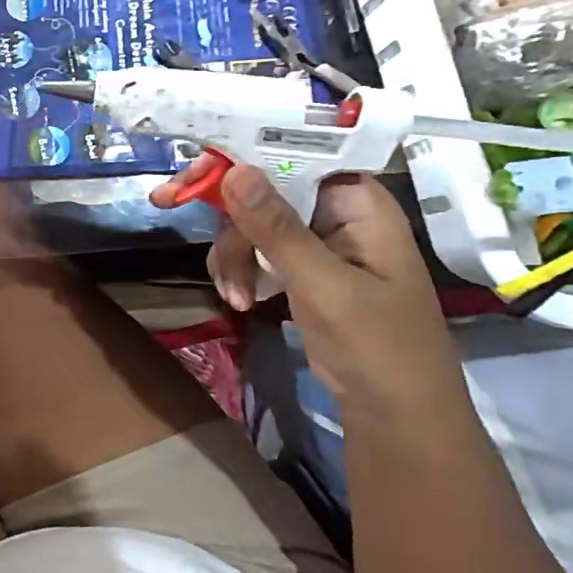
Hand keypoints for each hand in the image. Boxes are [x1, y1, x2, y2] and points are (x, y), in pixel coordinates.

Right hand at [152, 162, 458, 400]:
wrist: (398, 417)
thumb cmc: (377, 348)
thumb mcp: (323, 286)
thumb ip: (277, 229)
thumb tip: (234, 171)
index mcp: (357, 201)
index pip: (293, 155)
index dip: (240, 157)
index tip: (191, 175)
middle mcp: (338, 212)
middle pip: (265, 190)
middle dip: (230, 223)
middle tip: (175, 216)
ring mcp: (321, 243)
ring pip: (255, 224)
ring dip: (233, 256)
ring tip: (235, 297)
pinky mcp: (306, 271)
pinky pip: (260, 254)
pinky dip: (242, 273)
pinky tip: (241, 301)